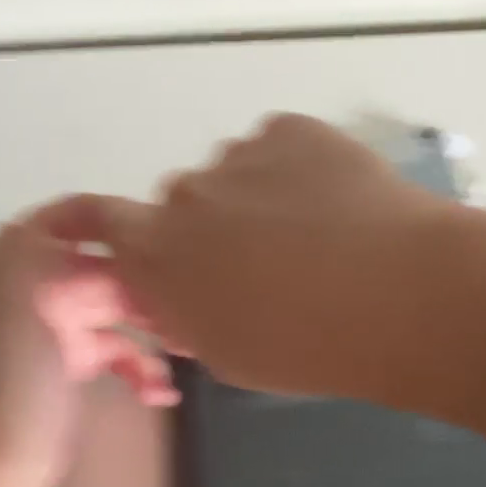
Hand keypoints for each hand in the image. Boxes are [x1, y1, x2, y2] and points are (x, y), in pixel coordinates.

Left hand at [0, 212, 176, 484]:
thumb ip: (26, 253)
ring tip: (190, 349)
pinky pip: (116, 352)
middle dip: (146, 286)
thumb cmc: (2, 386)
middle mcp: (31, 292)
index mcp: (9, 269)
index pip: (61, 223)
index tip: (161, 234)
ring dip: (152, 330)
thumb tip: (66, 217)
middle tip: (193, 302)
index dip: (108, 222)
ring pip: (116, 312)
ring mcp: (52, 330)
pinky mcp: (71, 366)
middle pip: (101, 269)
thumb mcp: (6, 308)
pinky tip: (162, 391)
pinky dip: (141, 368)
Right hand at [35, 114, 456, 396]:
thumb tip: (182, 292)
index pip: (97, 221)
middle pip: (183, 204)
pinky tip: (338, 204)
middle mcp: (185, 195)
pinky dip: (299, 170)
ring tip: (319, 236)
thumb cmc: (305, 346)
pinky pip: (280, 148)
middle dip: (211, 230)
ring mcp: (240, 155)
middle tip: (267, 263)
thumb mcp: (228, 354)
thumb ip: (188, 315)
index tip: (91, 227)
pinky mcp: (293, 131)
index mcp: (156, 254)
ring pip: (235, 174)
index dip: (95, 224)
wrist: (394, 295)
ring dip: (258, 197)